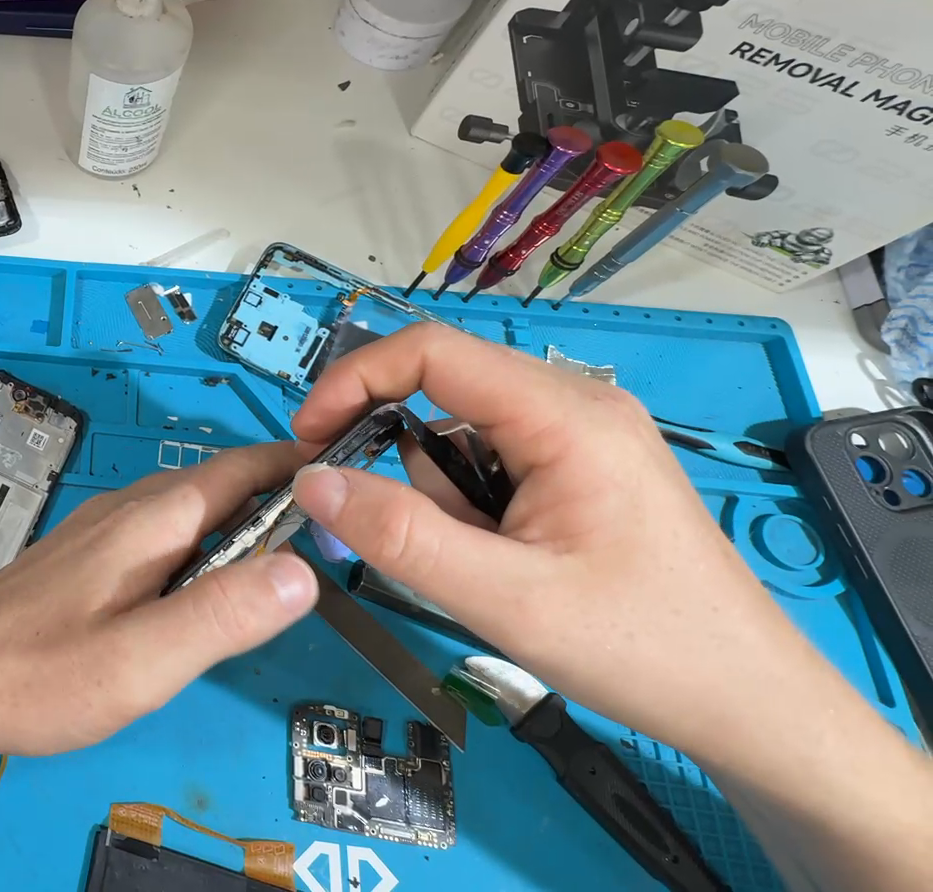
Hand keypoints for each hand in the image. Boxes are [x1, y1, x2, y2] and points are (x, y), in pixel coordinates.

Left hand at [0, 444, 319, 757]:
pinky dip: (195, 548)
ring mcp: (96, 530)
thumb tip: (303, 569)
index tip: (347, 482)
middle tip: (326, 543)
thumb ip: (222, 615)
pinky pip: (153, 535)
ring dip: (234, 527)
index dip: (294, 467)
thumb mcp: (143, 660)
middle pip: (212, 487)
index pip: (236, 470)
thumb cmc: (43, 675)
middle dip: (272, 501)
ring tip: (274, 572)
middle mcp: (123, 510)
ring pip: (182, 511)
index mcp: (148, 521)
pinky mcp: (79, 557)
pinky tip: (194, 593)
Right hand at [286, 323, 858, 770]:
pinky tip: (495, 553)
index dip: (353, 381)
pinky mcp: (575, 465)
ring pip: (453, 430)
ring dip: (434, 491)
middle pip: (436, 391)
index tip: (308, 439)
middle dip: (394, 454)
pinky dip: (461, 502)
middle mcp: (572, 405)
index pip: (429, 351)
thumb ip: (399, 535)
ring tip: (475, 558)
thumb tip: (307, 479)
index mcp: (564, 415)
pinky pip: (482, 458)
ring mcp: (578, 434)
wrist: (750, 707)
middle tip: (379, 520)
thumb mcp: (503, 598)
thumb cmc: (640, 648)